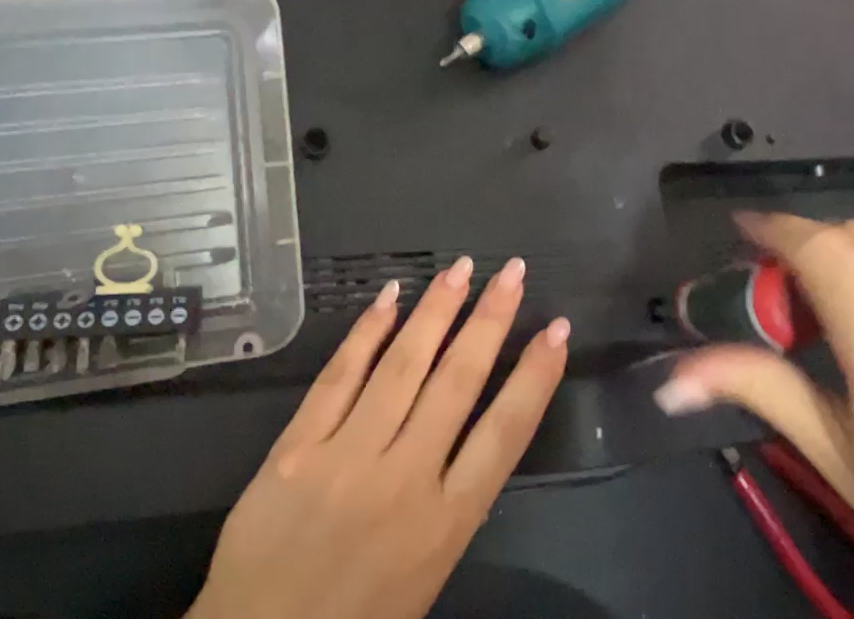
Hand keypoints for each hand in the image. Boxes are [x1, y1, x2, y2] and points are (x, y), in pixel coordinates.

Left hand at [187, 256, 569, 618]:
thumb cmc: (357, 615)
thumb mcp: (427, 570)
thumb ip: (449, 502)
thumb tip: (468, 432)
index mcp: (447, 520)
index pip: (505, 432)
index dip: (535, 375)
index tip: (556, 329)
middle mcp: (405, 477)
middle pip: (457, 382)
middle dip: (489, 321)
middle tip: (512, 273)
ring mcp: (348, 456)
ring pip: (402, 366)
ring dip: (436, 311)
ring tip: (460, 269)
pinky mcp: (297, 445)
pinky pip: (339, 376)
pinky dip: (366, 333)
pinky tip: (389, 297)